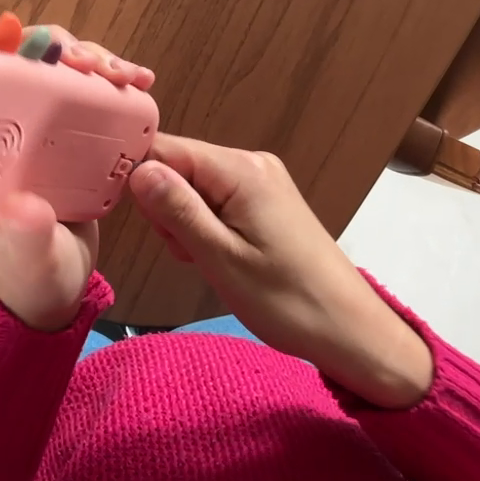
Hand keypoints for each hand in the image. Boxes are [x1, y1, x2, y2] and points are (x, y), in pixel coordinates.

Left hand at [0, 25, 150, 330]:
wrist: (60, 286)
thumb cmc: (31, 273)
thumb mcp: (30, 259)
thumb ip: (25, 238)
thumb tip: (27, 207)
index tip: (21, 46)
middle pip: (12, 60)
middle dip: (50, 47)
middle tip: (88, 63)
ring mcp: (31, 123)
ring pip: (51, 64)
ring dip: (88, 56)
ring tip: (124, 75)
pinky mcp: (65, 126)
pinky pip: (82, 85)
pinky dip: (110, 75)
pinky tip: (138, 80)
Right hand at [129, 134, 432, 407]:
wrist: (353, 332)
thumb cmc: (287, 301)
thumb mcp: (222, 260)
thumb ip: (177, 211)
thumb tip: (137, 169)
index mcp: (240, 170)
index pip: (166, 148)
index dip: (137, 174)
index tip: (125, 210)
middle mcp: (250, 163)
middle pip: (178, 166)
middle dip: (167, 207)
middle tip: (188, 252)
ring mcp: (259, 181)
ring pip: (193, 186)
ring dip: (185, 222)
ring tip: (208, 261)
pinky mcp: (265, 201)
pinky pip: (215, 200)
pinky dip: (206, 227)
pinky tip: (220, 257)